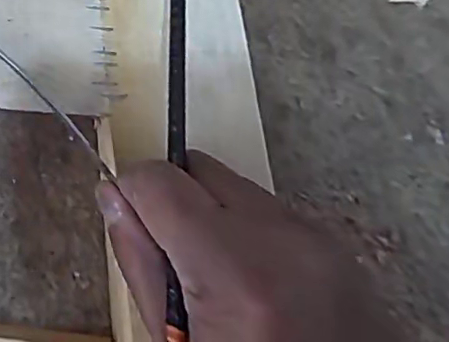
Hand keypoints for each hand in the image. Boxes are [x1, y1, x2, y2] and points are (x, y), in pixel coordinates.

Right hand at [98, 153, 405, 341]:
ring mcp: (316, 238)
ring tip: (217, 277)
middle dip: (173, 198)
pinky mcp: (335, 243)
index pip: (158, 180)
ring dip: (211, 212)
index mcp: (236, 275)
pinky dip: (247, 229)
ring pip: (232, 184)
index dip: (131, 192)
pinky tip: (253, 281)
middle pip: (197, 166)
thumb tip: (113, 197)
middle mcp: (282, 240)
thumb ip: (141, 266)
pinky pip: (268, 209)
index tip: (126, 216)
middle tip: (173, 256)